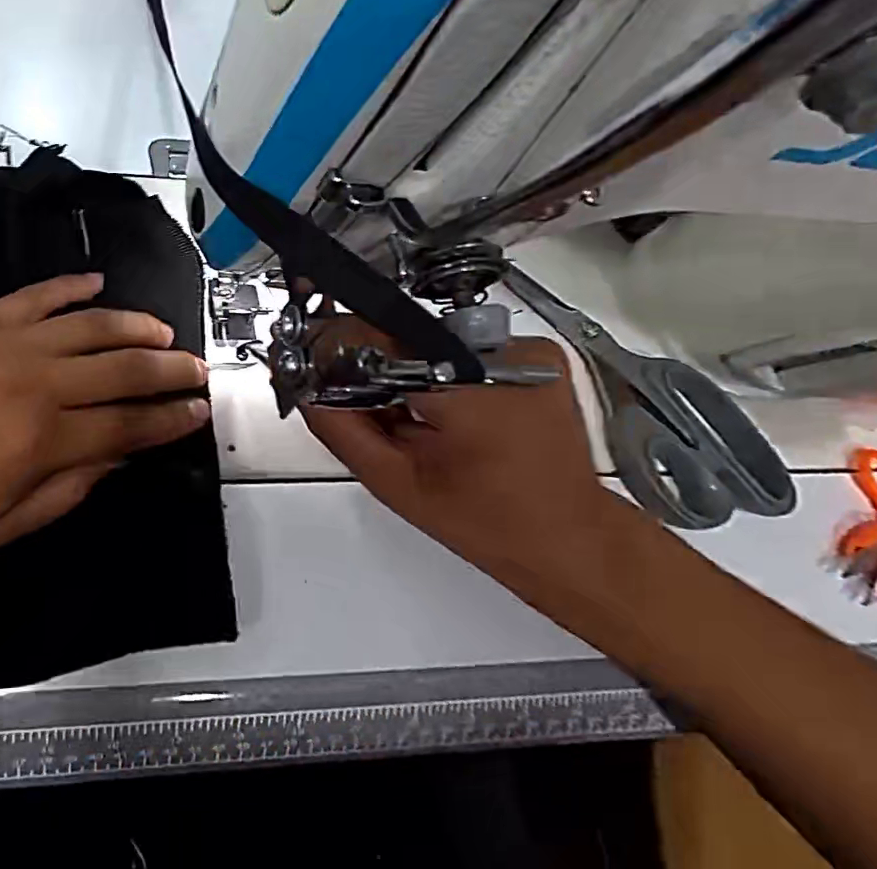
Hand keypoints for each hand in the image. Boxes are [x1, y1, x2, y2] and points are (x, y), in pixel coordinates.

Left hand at [0, 274, 208, 548]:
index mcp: (44, 441)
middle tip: (197, 369)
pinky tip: (97, 283)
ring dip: (135, 326)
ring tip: (164, 331)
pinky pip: (39, 295)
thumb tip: (116, 460)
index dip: (169, 418)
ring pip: (92, 325)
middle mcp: (39, 384)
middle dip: (170, 369)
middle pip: (124, 369)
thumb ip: (66, 493)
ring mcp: (11, 343)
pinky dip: (72, 286)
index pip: (127, 425)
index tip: (198, 410)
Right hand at [298, 321, 638, 569]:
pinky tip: (453, 413)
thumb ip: (342, 429)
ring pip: (436, 342)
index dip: (341, 354)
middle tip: (380, 414)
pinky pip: (470, 347)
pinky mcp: (541, 355)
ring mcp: (531, 352)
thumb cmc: (495, 523)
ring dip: (415, 372)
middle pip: (408, 340)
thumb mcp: (396, 483)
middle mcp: (508, 357)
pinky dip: (451, 374)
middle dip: (379, 370)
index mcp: (472, 388)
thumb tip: (308, 391)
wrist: (568, 537)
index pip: (380, 339)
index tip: (323, 369)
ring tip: (423, 420)